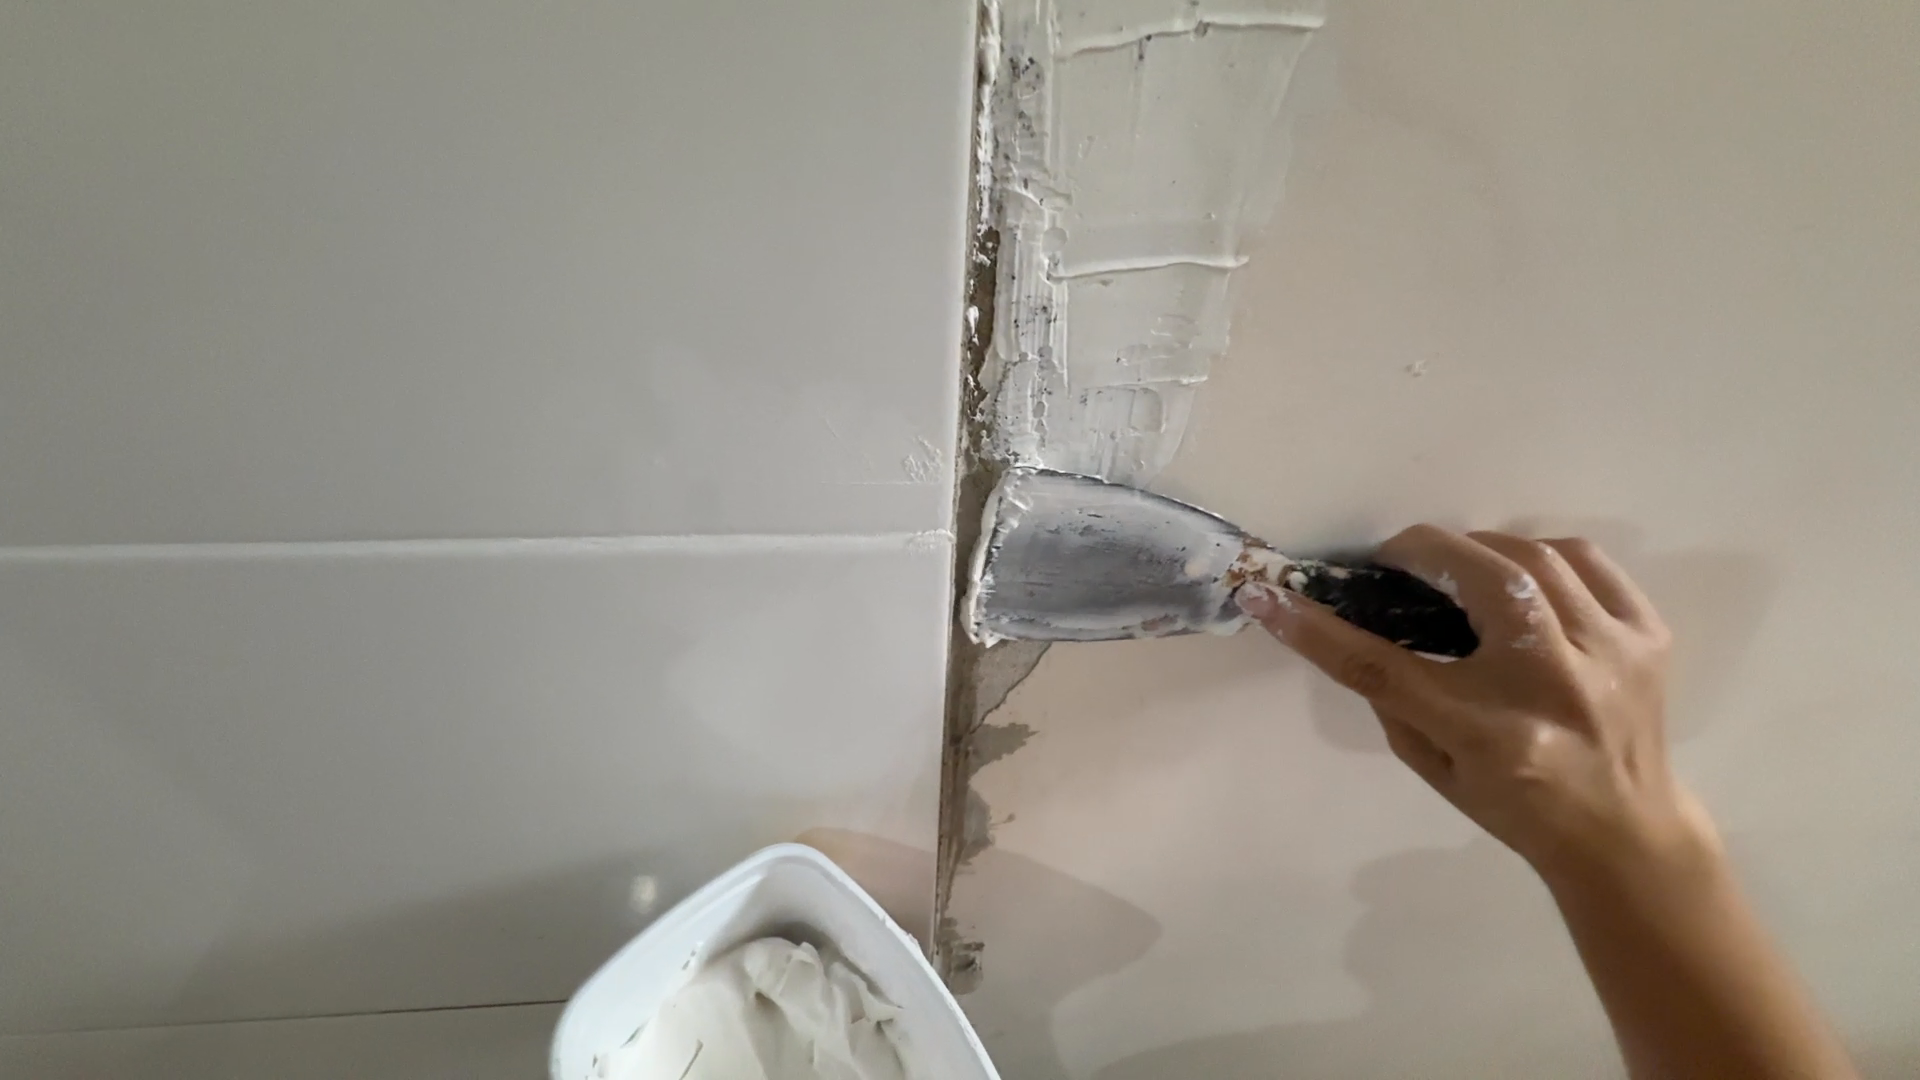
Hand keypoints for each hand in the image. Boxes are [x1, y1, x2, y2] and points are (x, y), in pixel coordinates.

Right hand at [1237, 526, 1715, 884]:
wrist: (1625, 831)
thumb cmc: (1510, 801)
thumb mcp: (1426, 760)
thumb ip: (1387, 691)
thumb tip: (1349, 623)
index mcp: (1486, 732)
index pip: (1380, 666)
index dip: (1314, 627)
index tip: (1266, 593)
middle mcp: (1553, 684)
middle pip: (1479, 580)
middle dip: (1416, 550)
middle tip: (1390, 558)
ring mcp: (1612, 655)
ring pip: (1535, 556)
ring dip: (1474, 547)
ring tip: (1449, 563)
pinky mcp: (1648, 637)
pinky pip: (1587, 561)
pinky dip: (1538, 552)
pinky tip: (1514, 572)